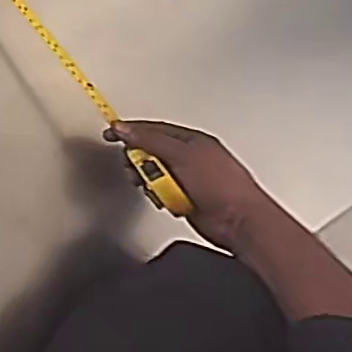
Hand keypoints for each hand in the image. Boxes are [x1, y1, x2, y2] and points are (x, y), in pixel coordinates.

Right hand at [104, 120, 285, 250]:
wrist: (239, 223)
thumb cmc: (224, 187)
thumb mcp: (181, 154)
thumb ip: (149, 139)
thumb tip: (124, 128)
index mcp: (192, 140)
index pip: (152, 129)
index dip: (130, 130)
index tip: (111, 133)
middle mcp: (188, 157)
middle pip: (149, 150)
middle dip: (138, 159)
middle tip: (134, 166)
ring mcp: (186, 177)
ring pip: (151, 172)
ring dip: (147, 179)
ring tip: (152, 184)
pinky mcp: (182, 196)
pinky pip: (157, 190)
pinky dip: (156, 193)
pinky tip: (163, 197)